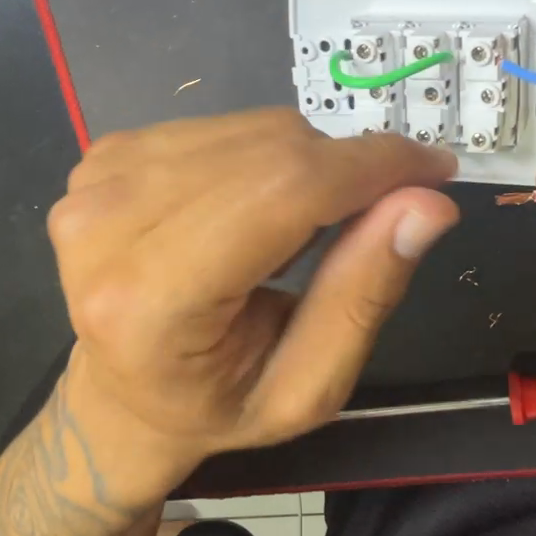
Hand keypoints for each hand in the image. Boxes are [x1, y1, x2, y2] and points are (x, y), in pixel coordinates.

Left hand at [47, 109, 457, 467]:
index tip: (437, 170)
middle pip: (273, 151)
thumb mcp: (307, 387)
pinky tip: (257, 212)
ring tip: (303, 233)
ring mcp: (98, 180)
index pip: (282, 191)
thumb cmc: (217, 406)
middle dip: (349, 170)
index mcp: (149, 300)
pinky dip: (269, 161)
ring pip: (255, 130)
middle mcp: (107, 224)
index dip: (372, 168)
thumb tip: (428, 203)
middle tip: (384, 214)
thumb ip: (363, 295)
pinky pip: (227, 128)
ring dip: (308, 168)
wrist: (122, 396)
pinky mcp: (107, 153)